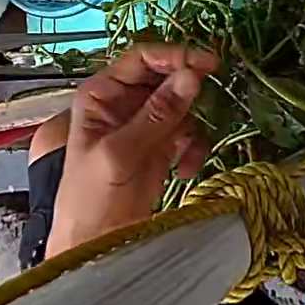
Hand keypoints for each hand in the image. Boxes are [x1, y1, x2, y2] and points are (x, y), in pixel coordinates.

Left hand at [46, 44, 216, 257]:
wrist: (92, 249)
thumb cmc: (91, 198)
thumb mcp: (120, 154)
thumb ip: (157, 115)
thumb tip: (191, 75)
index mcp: (102, 92)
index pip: (141, 59)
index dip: (174, 56)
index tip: (208, 63)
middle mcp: (122, 101)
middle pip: (164, 77)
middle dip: (189, 91)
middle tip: (213, 100)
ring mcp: (143, 123)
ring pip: (181, 104)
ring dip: (192, 125)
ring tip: (189, 154)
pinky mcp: (159, 146)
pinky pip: (187, 132)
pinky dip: (194, 147)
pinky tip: (187, 170)